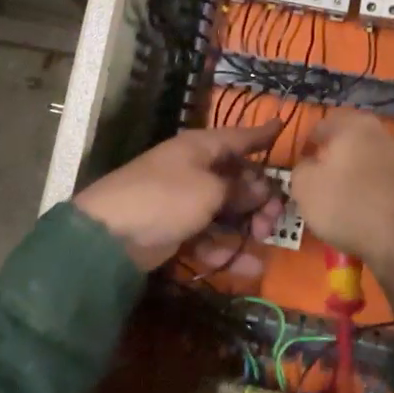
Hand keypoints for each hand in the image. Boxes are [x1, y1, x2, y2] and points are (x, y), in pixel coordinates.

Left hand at [73, 121, 284, 271]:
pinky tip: (250, 267)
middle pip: (238, 178)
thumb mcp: (210, 190)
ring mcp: (185, 201)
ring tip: (264, 241)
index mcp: (201, 148)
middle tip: (274, 218)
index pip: (238, 137)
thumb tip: (260, 189)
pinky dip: (228, 249)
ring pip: (227, 210)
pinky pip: (210, 236)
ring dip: (248, 226)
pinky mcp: (177, 230)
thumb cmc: (165, 197)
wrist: (110, 234)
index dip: (261, 134)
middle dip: (260, 196)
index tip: (283, 126)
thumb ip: (239, 189)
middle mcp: (195, 169)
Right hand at [292, 111, 393, 318]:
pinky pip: (383, 181)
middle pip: (348, 142)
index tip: (298, 168)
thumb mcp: (305, 186)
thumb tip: (309, 166)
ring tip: (340, 201)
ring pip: (367, 161)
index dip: (306, 146)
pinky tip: (364, 210)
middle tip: (318, 183)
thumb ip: (300, 169)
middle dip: (332, 159)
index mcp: (354, 124)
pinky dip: (372, 191)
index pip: (321, 126)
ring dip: (353, 175)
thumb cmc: (348, 204)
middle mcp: (382, 132)